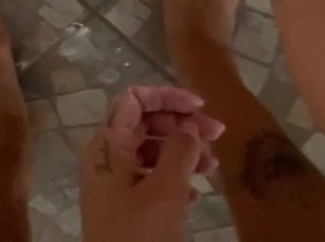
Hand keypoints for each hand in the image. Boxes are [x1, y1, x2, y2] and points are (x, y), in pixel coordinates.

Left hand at [80, 84, 223, 241]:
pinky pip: (149, 179)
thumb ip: (179, 150)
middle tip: (218, 135)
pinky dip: (173, 178)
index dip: (167, 96)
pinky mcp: (123, 210)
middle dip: (180, 124)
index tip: (201, 107)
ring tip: (213, 166)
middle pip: (144, 123)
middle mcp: (106, 157)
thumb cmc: (141, 236)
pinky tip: (195, 193)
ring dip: (182, 152)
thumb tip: (189, 125)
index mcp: (107, 143)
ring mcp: (113, 184)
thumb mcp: (165, 191)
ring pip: (149, 152)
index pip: (133, 100)